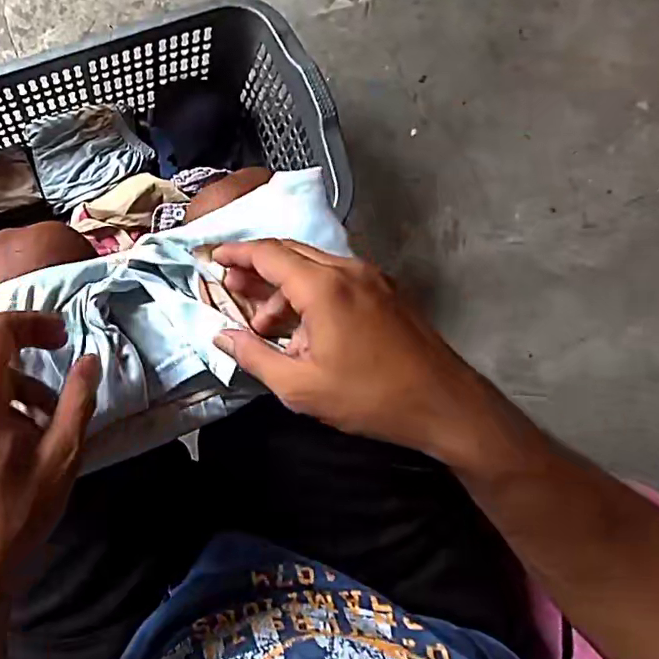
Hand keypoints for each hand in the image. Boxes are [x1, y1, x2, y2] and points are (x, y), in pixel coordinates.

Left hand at [0, 312, 98, 599]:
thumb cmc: (14, 515)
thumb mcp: (60, 457)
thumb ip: (77, 402)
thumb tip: (89, 361)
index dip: (34, 323)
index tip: (64, 337)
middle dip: (30, 360)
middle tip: (63, 386)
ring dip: (18, 386)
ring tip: (48, 423)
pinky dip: (0, 403)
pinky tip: (22, 439)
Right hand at [210, 240, 490, 457]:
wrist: (444, 404)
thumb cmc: (371, 398)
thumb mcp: (301, 387)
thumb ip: (254, 356)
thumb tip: (223, 337)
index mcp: (325, 288)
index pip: (269, 254)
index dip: (236, 254)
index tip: (214, 259)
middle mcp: (349, 271)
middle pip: (290, 254)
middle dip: (256, 270)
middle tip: (232, 290)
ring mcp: (373, 279)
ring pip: (314, 268)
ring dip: (284, 289)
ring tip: (267, 327)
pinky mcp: (386, 292)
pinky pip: (337, 280)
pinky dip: (311, 295)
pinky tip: (304, 329)